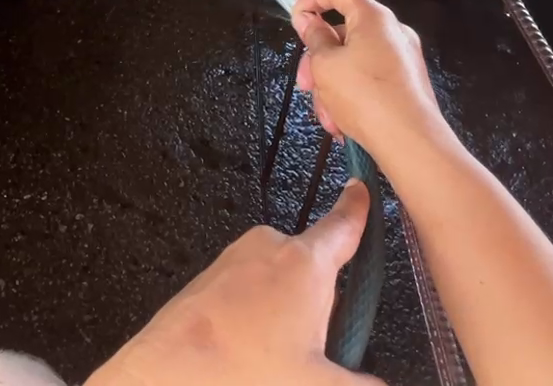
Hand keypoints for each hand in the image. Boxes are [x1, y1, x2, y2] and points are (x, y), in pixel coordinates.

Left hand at [87, 182, 383, 385]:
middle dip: (320, 302)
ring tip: (276, 355)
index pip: (341, 226)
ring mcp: (237, 257)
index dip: (356, 207)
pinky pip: (250, 289)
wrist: (172, 368)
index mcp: (304, 263)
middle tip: (316, 347)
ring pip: (279, 282)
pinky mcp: (213, 274)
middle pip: (312, 267)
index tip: (359, 185)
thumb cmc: (247, 368)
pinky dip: (257, 314)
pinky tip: (250, 349)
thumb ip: (364, 384)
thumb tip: (380, 384)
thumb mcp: (320, 384)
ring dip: (286, 312)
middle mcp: (270, 247)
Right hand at [292, 0, 449, 168]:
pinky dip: (351, 96)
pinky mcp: (406, 85)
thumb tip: (308, 20)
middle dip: (317, 59)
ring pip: (352, 61)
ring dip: (331, 85)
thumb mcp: (325, 65)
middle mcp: (392, 32)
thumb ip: (313, 38)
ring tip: (327, 116)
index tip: (296, 21)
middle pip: (342, 31)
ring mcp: (402, 60)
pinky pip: (369, 79)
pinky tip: (343, 124)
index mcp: (373, 18)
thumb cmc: (364, 96)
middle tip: (305, 84)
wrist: (413, 145)